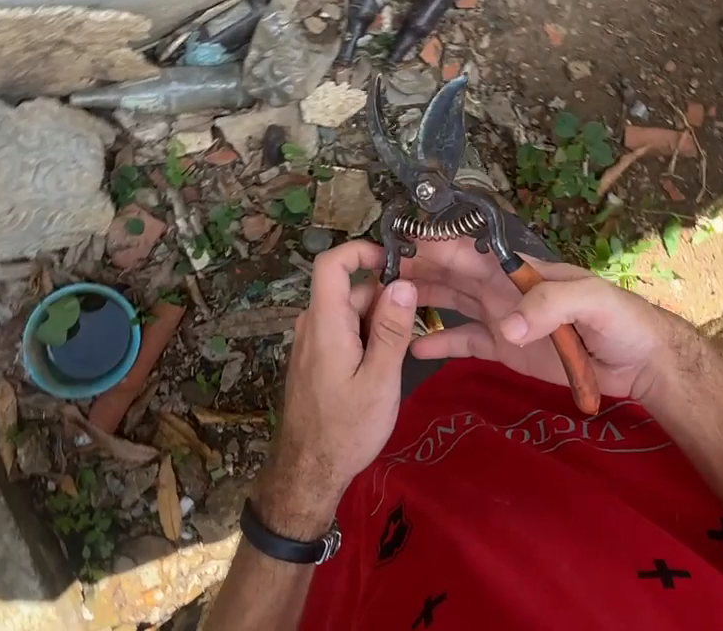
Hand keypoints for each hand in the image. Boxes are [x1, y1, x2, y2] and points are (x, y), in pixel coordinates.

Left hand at [256, 240, 416, 537]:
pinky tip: (381, 367)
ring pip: (351, 312)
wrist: (308, 472)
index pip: (331, 263)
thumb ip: (391, 330)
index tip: (395, 261)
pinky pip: (344, 330)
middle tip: (414, 328)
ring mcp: (312, 341)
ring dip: (378, 323)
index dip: (360, 250)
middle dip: (385, 300)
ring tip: (399, 358)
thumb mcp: (379, 380)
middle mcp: (313, 324)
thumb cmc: (347, 429)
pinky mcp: (316, 357)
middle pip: (351, 290)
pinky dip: (366, 337)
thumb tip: (404, 283)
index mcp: (325, 322)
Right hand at [401, 238, 696, 403]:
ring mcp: (500, 318)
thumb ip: (550, 305)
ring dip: (418, 298)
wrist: (638, 363)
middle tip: (373, 272)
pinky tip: (412, 349)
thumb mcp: (592, 302)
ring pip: (449, 300)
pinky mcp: (503, 349)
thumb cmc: (619, 320)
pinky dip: (438, 342)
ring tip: (381, 303)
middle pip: (449, 272)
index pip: (467, 250)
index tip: (398, 241)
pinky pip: (463, 341)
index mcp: (518, 270)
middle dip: (414, 267)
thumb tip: (505, 327)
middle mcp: (501, 288)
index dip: (434, 243)